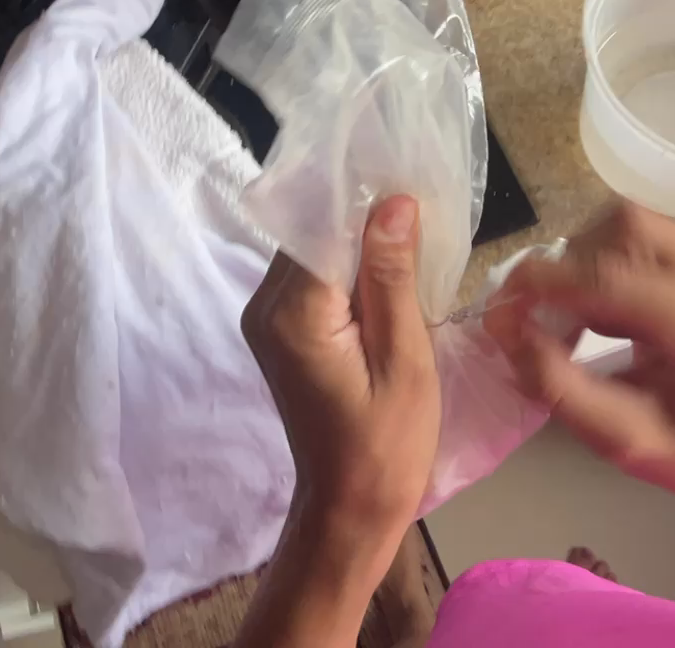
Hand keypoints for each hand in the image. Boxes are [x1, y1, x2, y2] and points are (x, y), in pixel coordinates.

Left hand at [242, 195, 440, 544]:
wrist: (348, 506)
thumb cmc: (388, 444)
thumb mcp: (404, 360)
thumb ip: (391, 278)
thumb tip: (393, 201)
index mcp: (295, 313)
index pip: (319, 225)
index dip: (358, 194)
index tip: (398, 169)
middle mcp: (264, 305)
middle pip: (308, 232)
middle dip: (357, 213)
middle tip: (411, 197)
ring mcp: (264, 316)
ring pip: (308, 249)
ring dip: (351, 238)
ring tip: (403, 226)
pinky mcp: (275, 327)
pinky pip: (307, 275)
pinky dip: (341, 263)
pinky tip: (379, 264)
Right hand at [485, 202, 674, 508]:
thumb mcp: (618, 439)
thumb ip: (555, 383)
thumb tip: (500, 324)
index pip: (610, 279)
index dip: (543, 284)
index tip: (500, 308)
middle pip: (618, 234)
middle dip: (566, 271)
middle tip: (544, 319)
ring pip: (621, 221)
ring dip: (582, 261)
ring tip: (583, 315)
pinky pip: (633, 229)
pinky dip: (600, 256)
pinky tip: (606, 302)